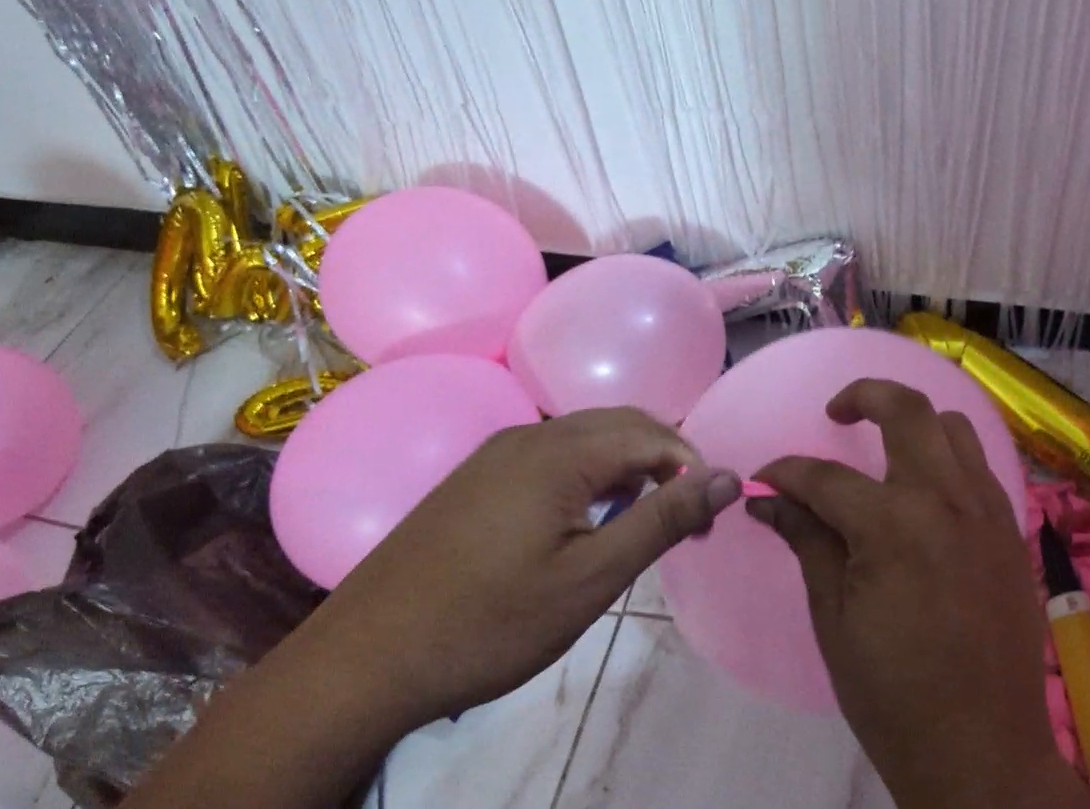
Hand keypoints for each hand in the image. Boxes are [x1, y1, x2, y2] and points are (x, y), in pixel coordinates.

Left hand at [291, 407, 742, 728]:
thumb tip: (729, 477)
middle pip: (621, 425)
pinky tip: (585, 521)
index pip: (653, 434)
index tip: (707, 521)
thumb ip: (664, 519)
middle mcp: (528, 436)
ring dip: (628, 467)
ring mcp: (494, 455)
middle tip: (684, 519)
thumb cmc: (489, 623)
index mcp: (559, 452)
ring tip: (641, 522)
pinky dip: (590, 475)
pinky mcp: (474, 479)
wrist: (360, 665)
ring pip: (586, 438)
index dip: (693, 467)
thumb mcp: (592, 578)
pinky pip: (553, 456)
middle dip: (665, 461)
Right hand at [749, 380, 1089, 808]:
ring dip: (915, 422)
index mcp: (893, 525)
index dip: (785, 473)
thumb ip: (809, 543)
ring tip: (886, 449)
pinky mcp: (1011, 529)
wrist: (981, 748)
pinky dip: (950, 458)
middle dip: (864, 395)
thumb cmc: (894, 695)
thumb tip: (770, 501)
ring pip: (954, 427)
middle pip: (908, 409)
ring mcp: (988, 509)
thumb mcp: (834, 620)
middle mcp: (947, 499)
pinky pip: (980, 467)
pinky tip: (928, 491)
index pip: (825, 477)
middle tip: (837, 413)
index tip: (764, 480)